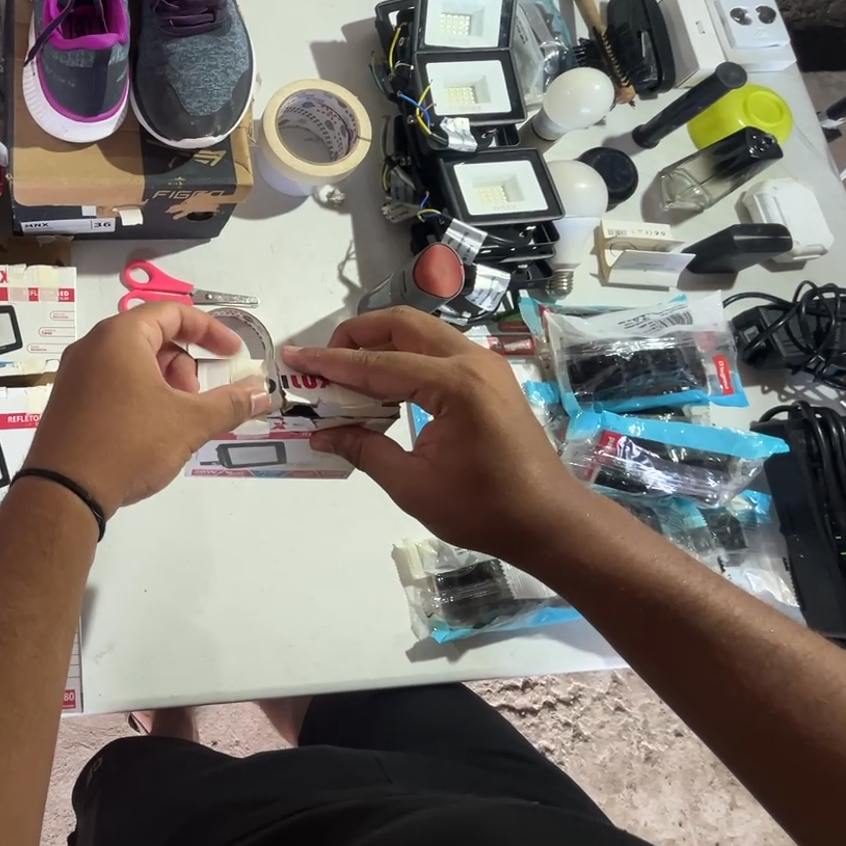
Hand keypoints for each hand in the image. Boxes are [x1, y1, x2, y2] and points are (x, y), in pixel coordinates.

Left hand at [27, 303, 269, 514]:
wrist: (63, 492)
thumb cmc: (128, 444)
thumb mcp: (188, 423)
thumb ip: (230, 404)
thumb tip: (262, 392)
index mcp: (119, 336)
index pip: (173, 313)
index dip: (210, 330)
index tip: (233, 355)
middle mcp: (92, 346)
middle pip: (153, 338)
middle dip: (185, 367)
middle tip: (197, 402)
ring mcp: (75, 374)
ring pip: (133, 364)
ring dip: (164, 385)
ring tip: (175, 423)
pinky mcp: (68, 401)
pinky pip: (113, 384)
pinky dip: (140, 397)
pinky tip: (149, 433)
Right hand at [282, 307, 595, 562]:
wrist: (551, 521)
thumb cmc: (484, 509)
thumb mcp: (412, 485)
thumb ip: (363, 449)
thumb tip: (319, 434)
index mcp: (454, 386)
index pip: (377, 365)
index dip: (330, 363)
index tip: (294, 358)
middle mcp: (471, 361)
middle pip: (400, 324)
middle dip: (354, 336)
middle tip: (322, 364)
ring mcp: (484, 364)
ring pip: (418, 331)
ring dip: (378, 343)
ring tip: (346, 373)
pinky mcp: (488, 375)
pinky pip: (434, 348)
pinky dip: (401, 356)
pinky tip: (382, 386)